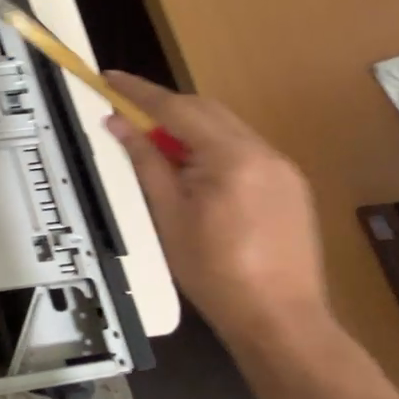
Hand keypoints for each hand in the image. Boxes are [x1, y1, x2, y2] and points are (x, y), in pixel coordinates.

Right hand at [102, 72, 329, 343]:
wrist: (281, 320)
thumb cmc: (214, 269)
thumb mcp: (167, 212)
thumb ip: (144, 159)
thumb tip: (117, 122)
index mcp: (233, 158)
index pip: (177, 109)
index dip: (138, 92)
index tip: (108, 78)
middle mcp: (265, 154)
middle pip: (205, 110)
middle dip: (163, 105)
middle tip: (123, 108)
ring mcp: (283, 170)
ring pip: (225, 128)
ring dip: (187, 125)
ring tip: (152, 141)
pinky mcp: (290, 188)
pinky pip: (242, 149)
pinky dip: (210, 145)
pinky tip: (189, 167)